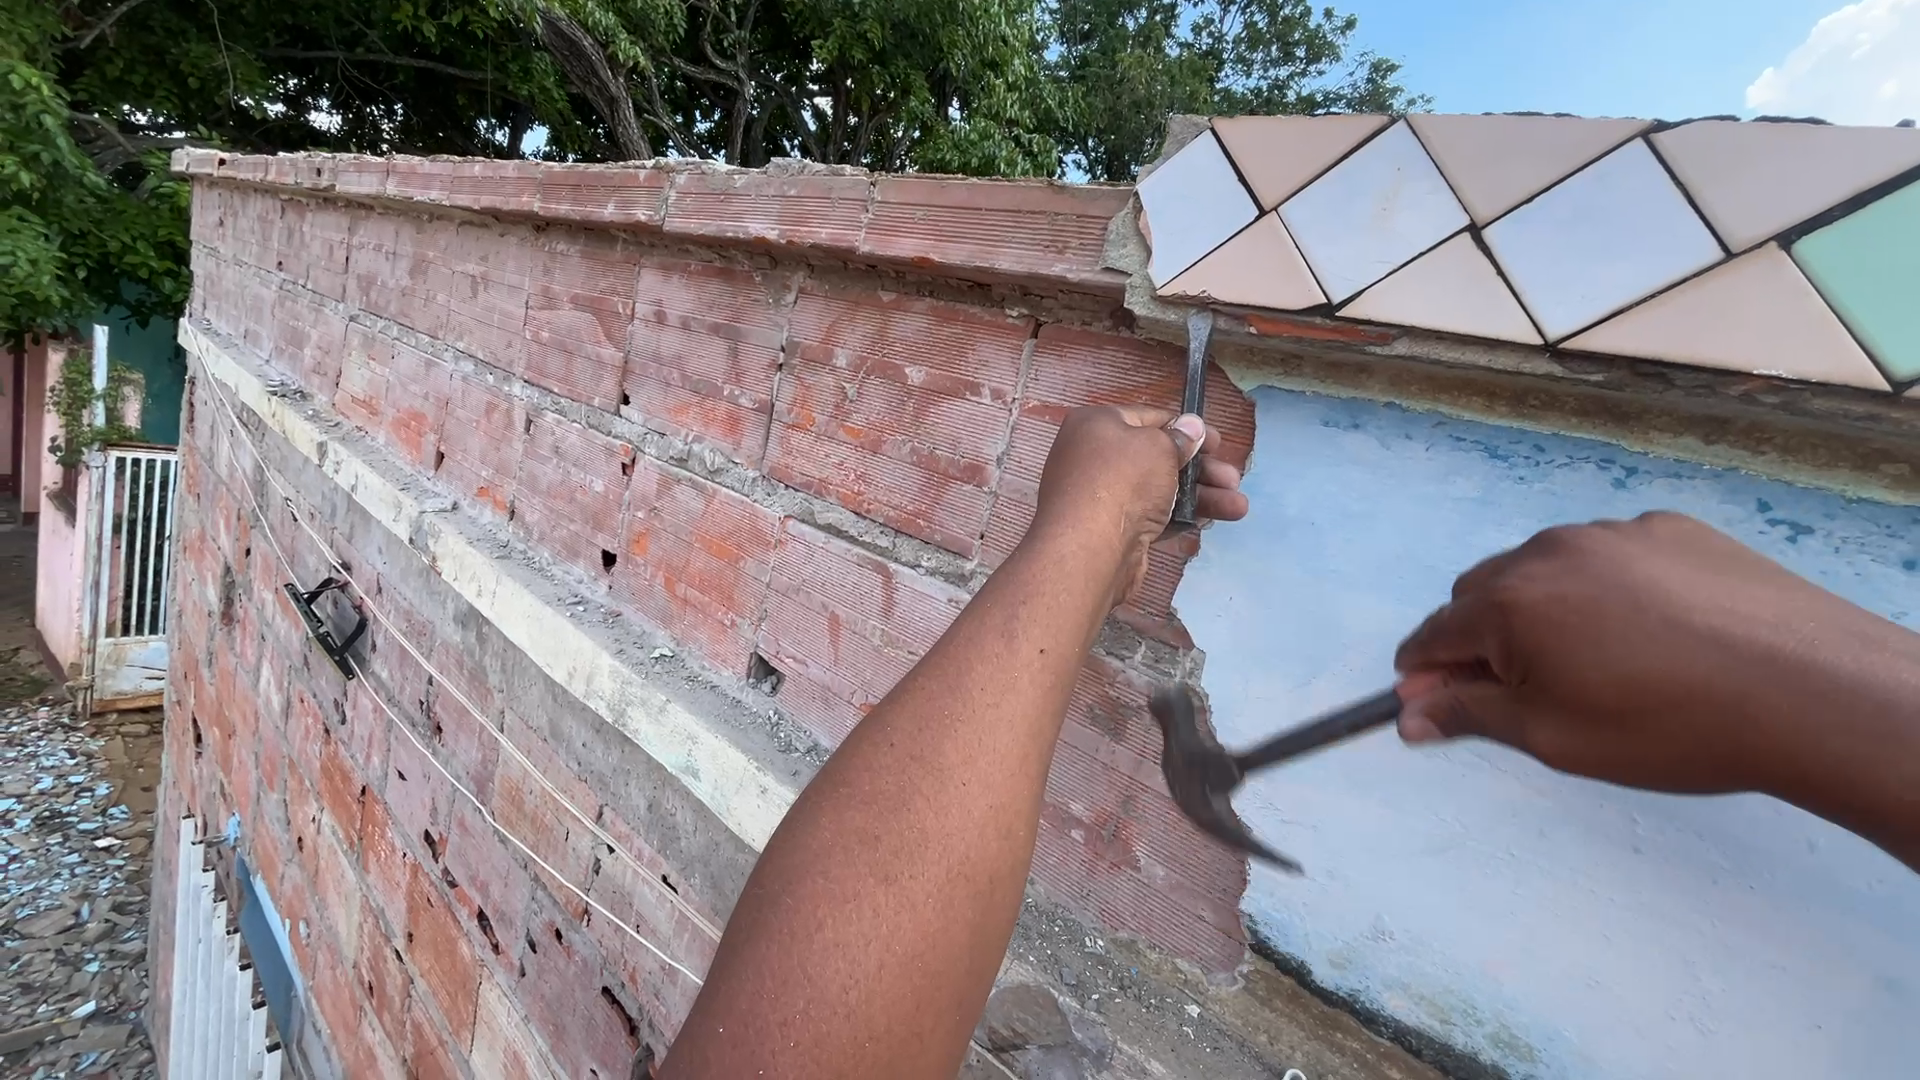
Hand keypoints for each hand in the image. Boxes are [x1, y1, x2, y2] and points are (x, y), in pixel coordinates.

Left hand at [1030, 406, 1247, 609]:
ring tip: (1238, 507)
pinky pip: (1150, 515)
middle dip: (1200, 468)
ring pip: (1158, 489)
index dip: (1186, 428)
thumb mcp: (1157, 447)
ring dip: (1199, 496)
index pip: (1148, 418)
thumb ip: (1178, 438)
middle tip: (1233, 479)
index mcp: (1095, 426)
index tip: (1217, 443)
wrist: (1088, 550)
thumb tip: (1190, 426)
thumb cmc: (1122, 482)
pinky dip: (1178, 516)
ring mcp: (1101, 496)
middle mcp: (1094, 457)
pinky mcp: (1111, 529)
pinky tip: (1208, 521)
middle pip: (1157, 457)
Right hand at [1393, 512, 1919, 809]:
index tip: (1433, 697)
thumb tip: (1407, 718)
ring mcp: (1608, 533)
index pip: (1432, 634)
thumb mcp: (1549, 736)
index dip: (1425, 671)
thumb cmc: (1666, 726)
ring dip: (1537, 606)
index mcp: (1505, 602)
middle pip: (1476, 594)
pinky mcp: (1668, 527)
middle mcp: (1542, 553)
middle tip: (1523, 683)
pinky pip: (1604, 554)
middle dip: (1479, 637)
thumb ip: (1466, 715)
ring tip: (1596, 653)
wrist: (1823, 697)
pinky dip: (1600, 585)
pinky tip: (1648, 624)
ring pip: (1538, 569)